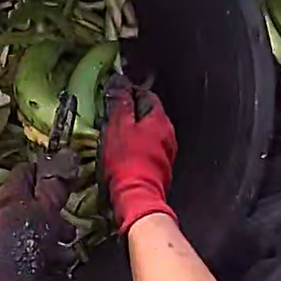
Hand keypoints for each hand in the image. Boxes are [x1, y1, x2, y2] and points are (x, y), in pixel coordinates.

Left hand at [0, 160, 76, 280]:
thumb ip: (51, 192)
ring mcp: (2, 240)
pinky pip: (32, 252)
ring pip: (35, 229)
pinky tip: (59, 268)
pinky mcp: (6, 264)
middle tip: (70, 225)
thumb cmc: (10, 252)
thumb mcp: (39, 214)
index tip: (70, 179)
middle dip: (57, 212)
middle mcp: (2, 213)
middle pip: (35, 202)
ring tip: (68, 252)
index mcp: (7, 195)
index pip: (28, 171)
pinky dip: (48, 257)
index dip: (50, 171)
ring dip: (55, 238)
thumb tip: (62, 164)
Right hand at [103, 75, 177, 232]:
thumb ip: (120, 104)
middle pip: (149, 113)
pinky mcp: (161, 167)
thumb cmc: (126, 160)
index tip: (114, 95)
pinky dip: (137, 144)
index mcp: (159, 119)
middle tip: (112, 114)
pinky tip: (124, 150)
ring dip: (134, 129)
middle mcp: (168, 133)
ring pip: (149, 131)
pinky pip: (149, 147)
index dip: (129, 92)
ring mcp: (167, 151)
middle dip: (132, 111)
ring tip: (116, 133)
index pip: (146, 95)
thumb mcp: (118, 127)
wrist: (137, 198)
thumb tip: (119, 83)